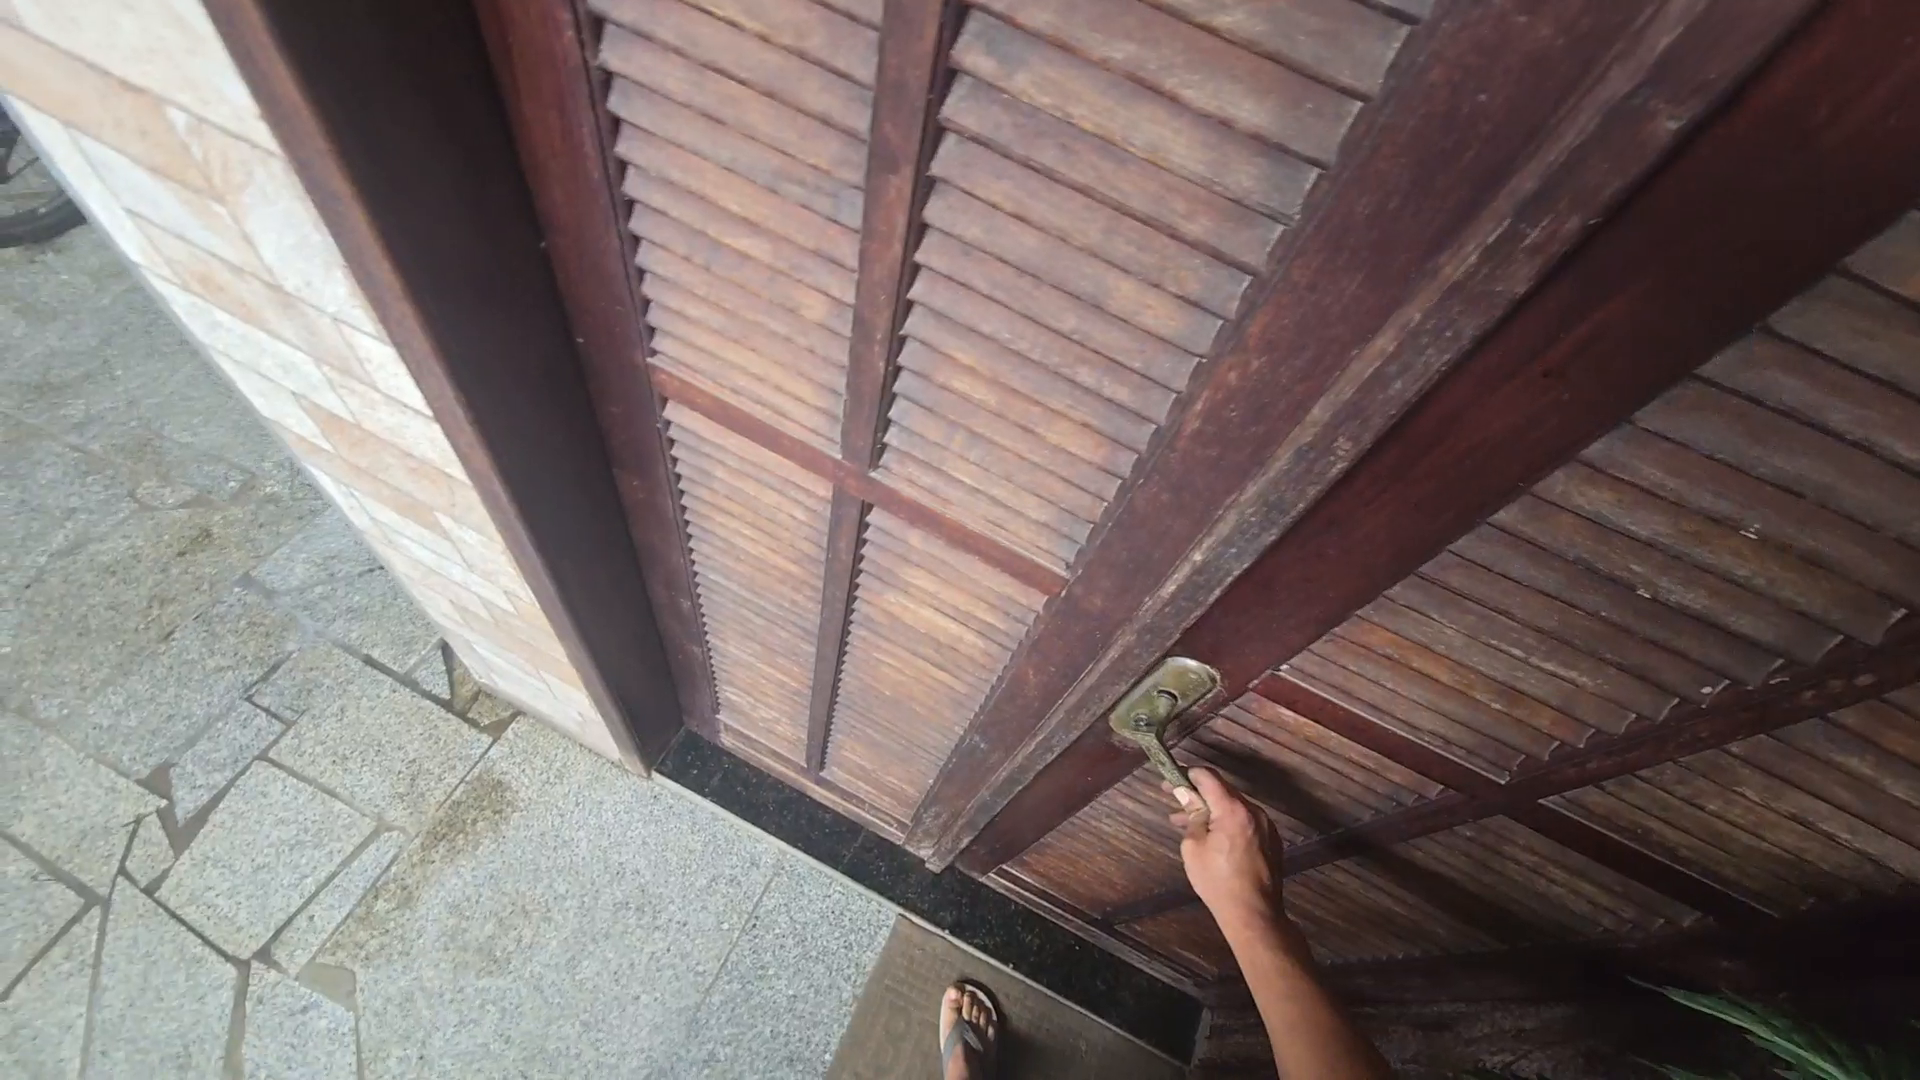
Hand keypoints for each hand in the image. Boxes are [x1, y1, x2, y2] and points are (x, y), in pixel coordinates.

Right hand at [1166, 768, 1283, 934]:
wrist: (1254, 915)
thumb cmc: (1217, 881)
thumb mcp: (1193, 846)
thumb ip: (1192, 815)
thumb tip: (1186, 795)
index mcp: (1233, 810)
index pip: (1208, 776)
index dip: (1187, 774)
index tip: (1171, 780)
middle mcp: (1254, 812)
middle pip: (1222, 790)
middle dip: (1198, 794)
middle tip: (1175, 801)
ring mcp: (1266, 826)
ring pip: (1233, 807)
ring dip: (1211, 810)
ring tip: (1187, 823)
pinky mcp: (1271, 841)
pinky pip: (1245, 822)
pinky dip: (1227, 823)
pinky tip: (1212, 837)